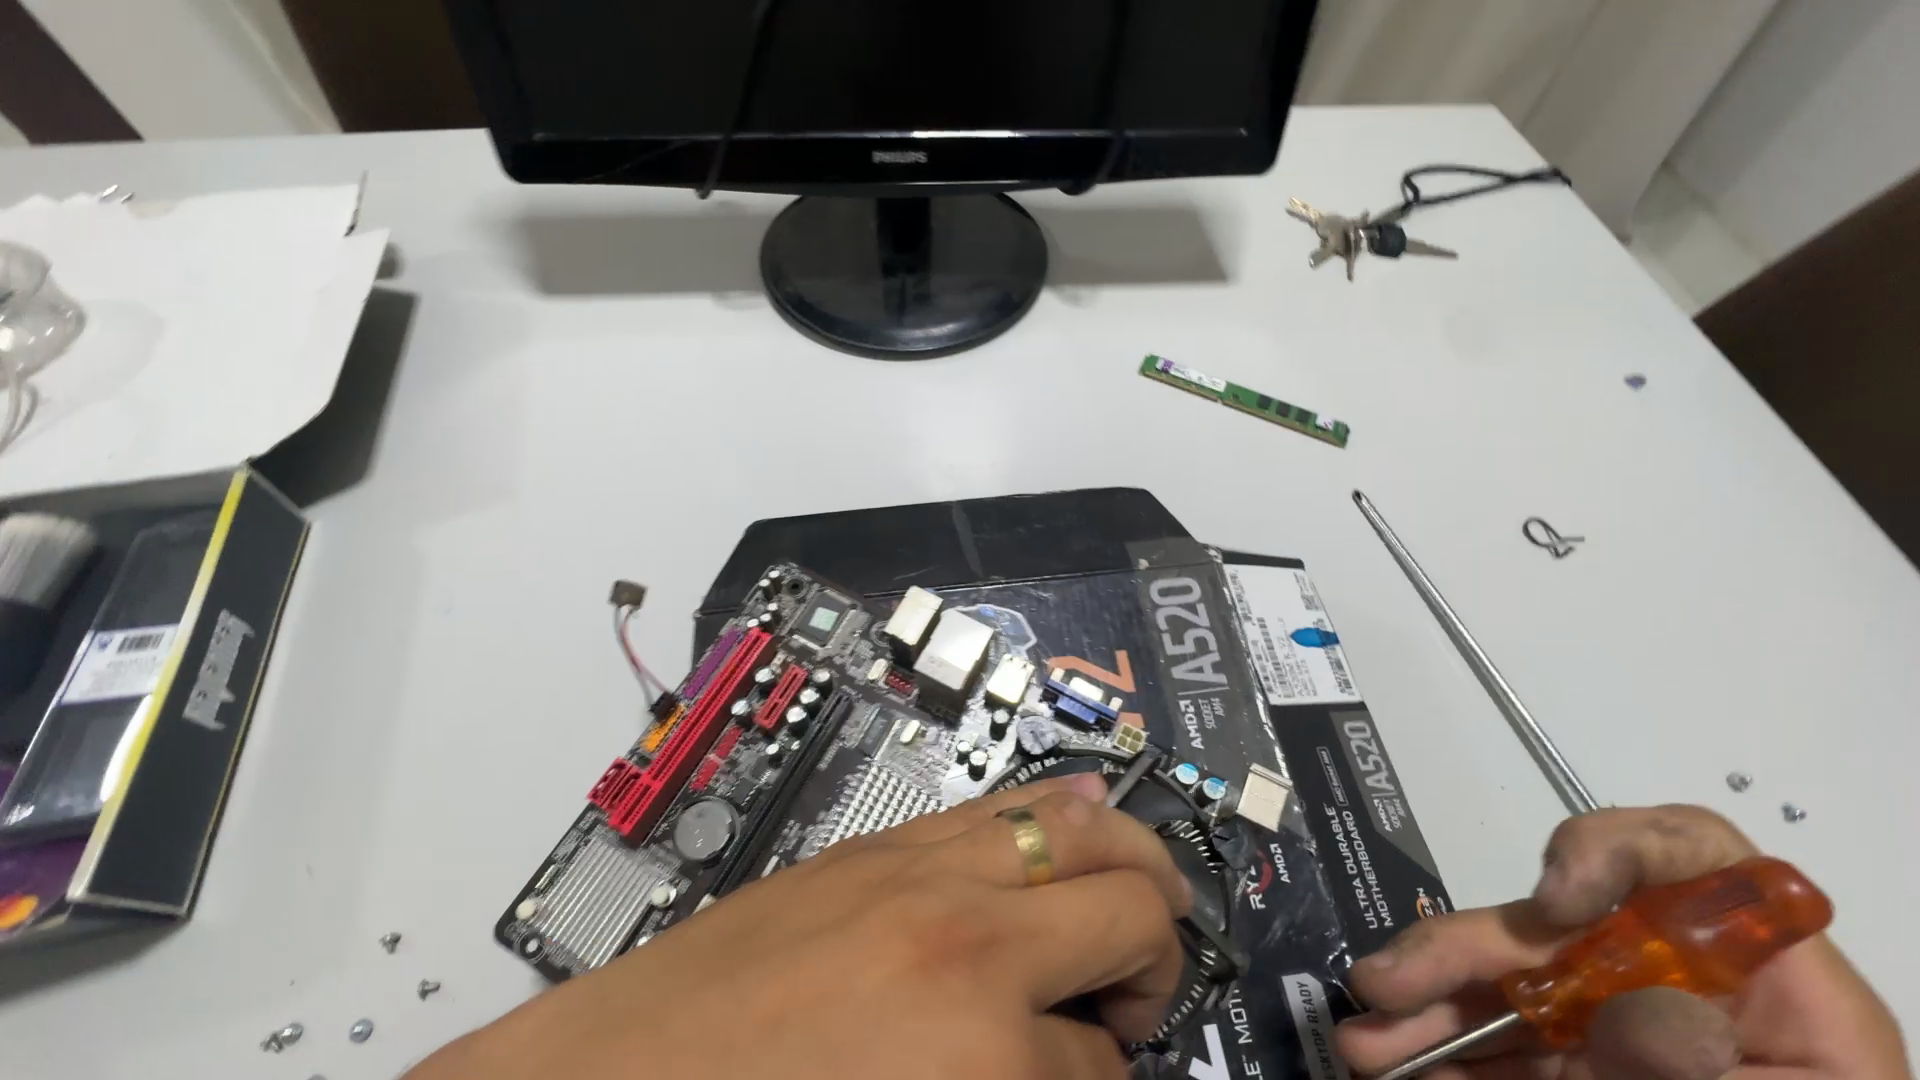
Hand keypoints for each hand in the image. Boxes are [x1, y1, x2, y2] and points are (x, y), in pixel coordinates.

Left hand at [407, 773, 1190, 1079]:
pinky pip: (998, 808)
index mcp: (983, 1056)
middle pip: (1131, 916)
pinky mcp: (878, 844)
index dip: (1108, 1077)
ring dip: (1128, 863)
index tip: (1097, 1073)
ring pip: (1081, 828)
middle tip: (1140, 998)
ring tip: (1140, 896)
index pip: (1106, 1069)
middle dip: (1156, 964)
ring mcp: (924, 873)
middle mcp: (972, 944)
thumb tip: (1068, 1061)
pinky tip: (1071, 824)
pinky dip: (1056, 814)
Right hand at [1336, 806, 1911, 1079]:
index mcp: (1765, 979)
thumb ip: (1703, 1065)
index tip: (1552, 899)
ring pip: (1502, 985)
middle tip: (1382, 985)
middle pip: (1551, 927)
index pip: (1692, 856)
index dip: (1613, 849)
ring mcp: (1612, 1024)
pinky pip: (1496, 1045)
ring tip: (1363, 1043)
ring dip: (1422, 1006)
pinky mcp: (1571, 1062)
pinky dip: (1443, 1054)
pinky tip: (1402, 1069)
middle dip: (1454, 951)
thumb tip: (1645, 1014)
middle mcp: (1670, 980)